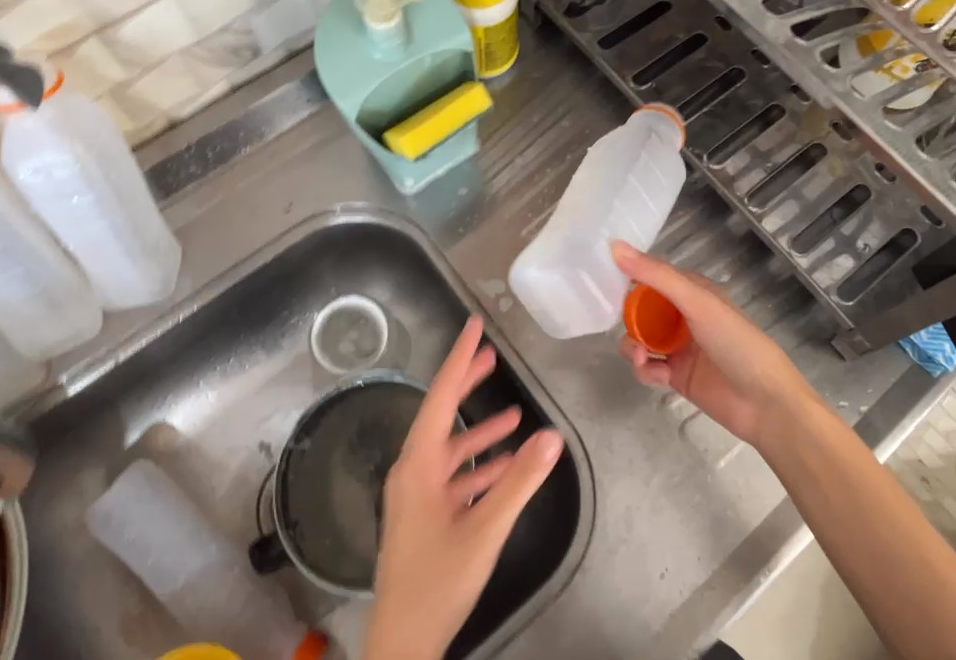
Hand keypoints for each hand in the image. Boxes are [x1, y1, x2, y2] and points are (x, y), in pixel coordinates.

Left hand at [366, 317, 564, 659]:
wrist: (403, 638)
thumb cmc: (438, 580)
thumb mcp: (484, 530)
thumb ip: (519, 482)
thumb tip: (551, 436)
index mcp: (418, 465)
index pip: (439, 396)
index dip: (459, 359)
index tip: (473, 326)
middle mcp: (413, 472)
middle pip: (441, 415)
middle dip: (466, 384)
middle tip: (492, 355)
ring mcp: (417, 496)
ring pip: (451, 450)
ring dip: (480, 432)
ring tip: (514, 414)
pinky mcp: (425, 517)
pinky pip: (454, 479)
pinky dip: (479, 468)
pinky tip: (506, 468)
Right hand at [612, 241, 821, 445]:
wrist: (765, 403)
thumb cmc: (736, 343)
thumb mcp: (698, 303)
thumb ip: (657, 276)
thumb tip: (614, 246)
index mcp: (694, 293)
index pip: (654, 276)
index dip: (630, 277)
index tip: (603, 281)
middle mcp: (685, 317)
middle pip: (642, 311)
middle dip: (630, 321)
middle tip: (629, 331)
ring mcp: (680, 348)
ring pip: (641, 340)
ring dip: (634, 348)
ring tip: (642, 359)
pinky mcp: (677, 376)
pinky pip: (648, 368)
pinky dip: (647, 371)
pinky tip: (661, 377)